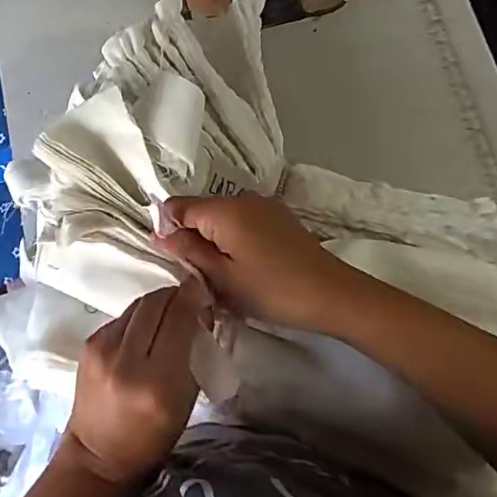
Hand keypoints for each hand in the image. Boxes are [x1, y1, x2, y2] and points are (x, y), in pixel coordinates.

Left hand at [61, 281, 206, 486]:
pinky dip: (138, 317)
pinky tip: (146, 327)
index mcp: (157, 382)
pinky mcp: (89, 344)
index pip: (176, 321)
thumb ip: (192, 356)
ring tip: (169, 307)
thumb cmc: (151, 435)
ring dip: (155, 302)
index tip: (200, 286)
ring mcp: (102, 349)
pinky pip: (120, 319)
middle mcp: (126, 361)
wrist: (98, 451)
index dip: (190, 297)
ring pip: (135, 307)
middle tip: (187, 293)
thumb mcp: (184, 403)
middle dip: (173, 294)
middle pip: (153, 305)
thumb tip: (198, 313)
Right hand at [154, 193, 370, 329]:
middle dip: (191, 238)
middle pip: (200, 211)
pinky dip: (234, 240)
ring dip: (213, 241)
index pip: (177, 207)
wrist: (336, 297)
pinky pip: (242, 222)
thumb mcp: (224, 278)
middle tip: (197, 274)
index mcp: (223, 210)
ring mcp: (263, 207)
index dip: (167, 229)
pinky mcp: (278, 219)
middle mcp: (241, 199)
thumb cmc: (274, 290)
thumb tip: (160, 234)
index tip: (172, 259)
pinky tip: (244, 267)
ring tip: (222, 276)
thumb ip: (189, 252)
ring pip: (221, 218)